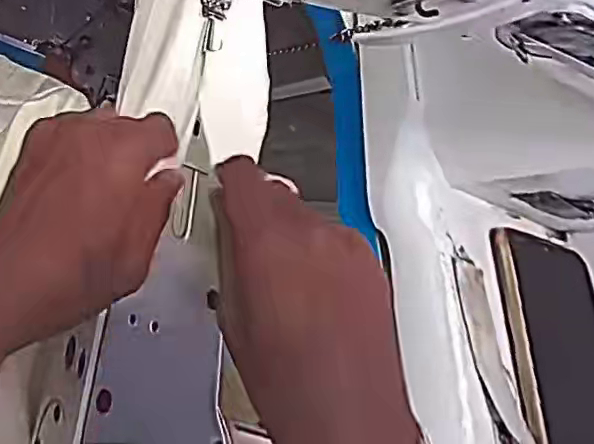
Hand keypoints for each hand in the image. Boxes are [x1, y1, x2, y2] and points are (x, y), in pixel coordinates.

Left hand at [0, 108, 184, 380]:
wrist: (2, 284)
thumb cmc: (60, 277)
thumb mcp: (134, 260)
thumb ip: (159, 208)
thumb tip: (166, 185)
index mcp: (125, 155)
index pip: (162, 127)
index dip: (166, 150)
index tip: (161, 166)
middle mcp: (92, 134)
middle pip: (131, 122)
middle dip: (135, 150)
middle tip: (130, 188)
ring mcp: (60, 133)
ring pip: (99, 124)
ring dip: (104, 147)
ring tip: (97, 189)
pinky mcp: (34, 141)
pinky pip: (69, 131)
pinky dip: (74, 148)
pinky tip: (70, 185)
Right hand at [213, 157, 420, 443]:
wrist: (349, 419)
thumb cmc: (290, 383)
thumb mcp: (234, 314)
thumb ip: (228, 252)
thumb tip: (227, 224)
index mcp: (266, 238)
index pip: (243, 174)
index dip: (229, 176)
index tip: (227, 183)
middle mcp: (308, 230)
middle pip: (274, 189)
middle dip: (258, 207)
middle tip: (250, 239)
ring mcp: (342, 241)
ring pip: (305, 212)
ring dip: (291, 230)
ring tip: (287, 276)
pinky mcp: (367, 257)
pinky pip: (334, 234)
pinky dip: (321, 248)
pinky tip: (317, 287)